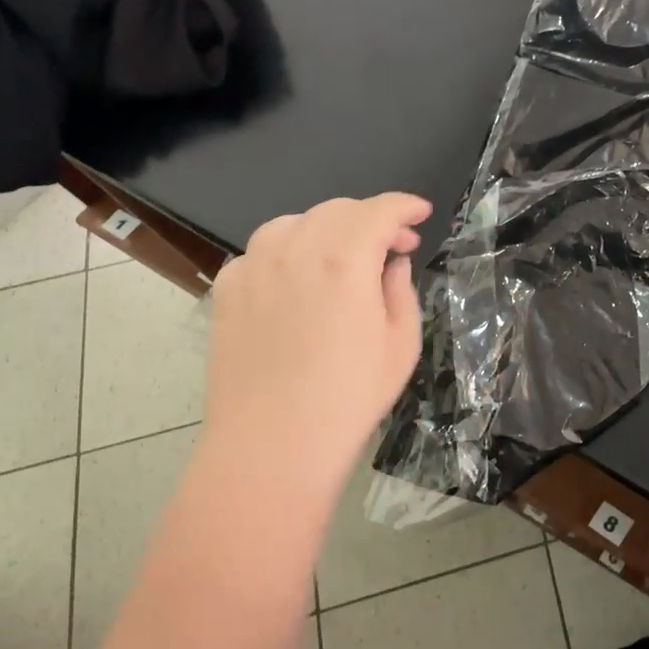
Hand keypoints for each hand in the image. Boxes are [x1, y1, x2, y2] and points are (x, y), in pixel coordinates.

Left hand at [201, 193, 431, 482]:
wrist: (273, 442)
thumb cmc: (350, 397)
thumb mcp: (400, 343)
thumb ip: (399, 289)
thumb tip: (392, 262)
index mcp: (345, 261)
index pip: (378, 211)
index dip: (404, 206)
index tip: (421, 213)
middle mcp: (295, 250)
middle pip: (337, 209)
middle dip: (371, 218)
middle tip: (394, 245)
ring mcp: (253, 266)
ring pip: (295, 222)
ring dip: (328, 228)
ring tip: (346, 257)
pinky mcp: (227, 289)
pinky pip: (262, 250)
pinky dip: (289, 251)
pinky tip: (302, 280)